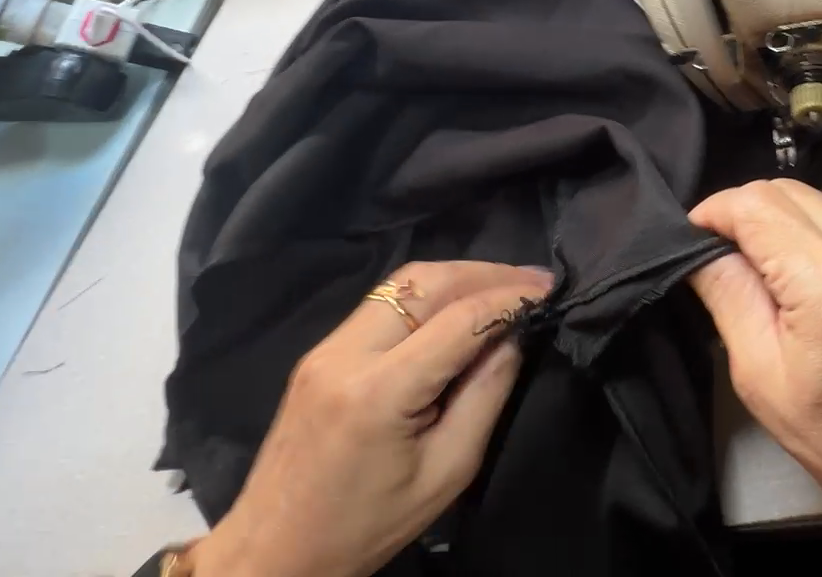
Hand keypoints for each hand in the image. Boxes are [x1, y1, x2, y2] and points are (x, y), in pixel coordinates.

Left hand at [186, 261, 553, 576]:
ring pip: (406, 282)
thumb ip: (487, 393)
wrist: (269, 558)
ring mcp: (326, 348)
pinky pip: (387, 301)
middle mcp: (346, 354)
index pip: (460, 319)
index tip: (551, 290)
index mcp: (378, 392)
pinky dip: (434, 291)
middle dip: (489, 273)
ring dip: (462, 275)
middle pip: (429, 281)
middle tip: (535, 281)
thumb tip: (514, 334)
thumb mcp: (448, 470)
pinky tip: (462, 303)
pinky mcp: (321, 351)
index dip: (511, 297)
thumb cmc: (367, 526)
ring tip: (506, 286)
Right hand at [686, 180, 821, 556]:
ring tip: (758, 271)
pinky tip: (798, 275)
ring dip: (776, 222)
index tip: (692, 239)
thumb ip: (727, 293)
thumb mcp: (760, 374)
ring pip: (812, 201)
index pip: (756, 204)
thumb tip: (700, 246)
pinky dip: (808, 234)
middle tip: (720, 257)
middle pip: (785, 190)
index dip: (715, 211)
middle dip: (743, 213)